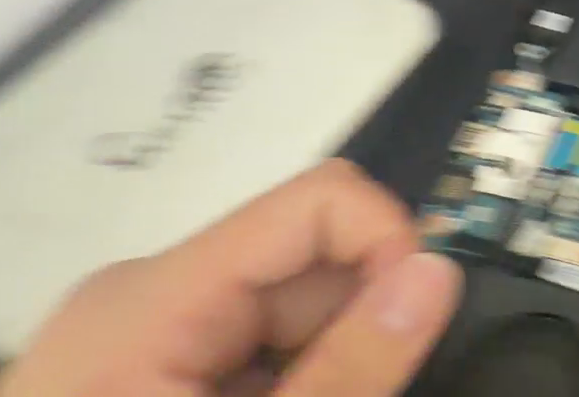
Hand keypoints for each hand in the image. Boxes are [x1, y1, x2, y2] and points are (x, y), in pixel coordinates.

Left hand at [0, 159, 462, 396]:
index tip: (419, 315)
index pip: (318, 201)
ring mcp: (138, 333)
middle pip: (307, 256)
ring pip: (288, 301)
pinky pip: (252, 340)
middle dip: (355, 317)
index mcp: (152, 297)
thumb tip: (440, 269)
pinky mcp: (141, 367)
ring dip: (325, 354)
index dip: (387, 240)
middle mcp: (143, 294)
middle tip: (363, 392)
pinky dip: (289, 376)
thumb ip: (351, 367)